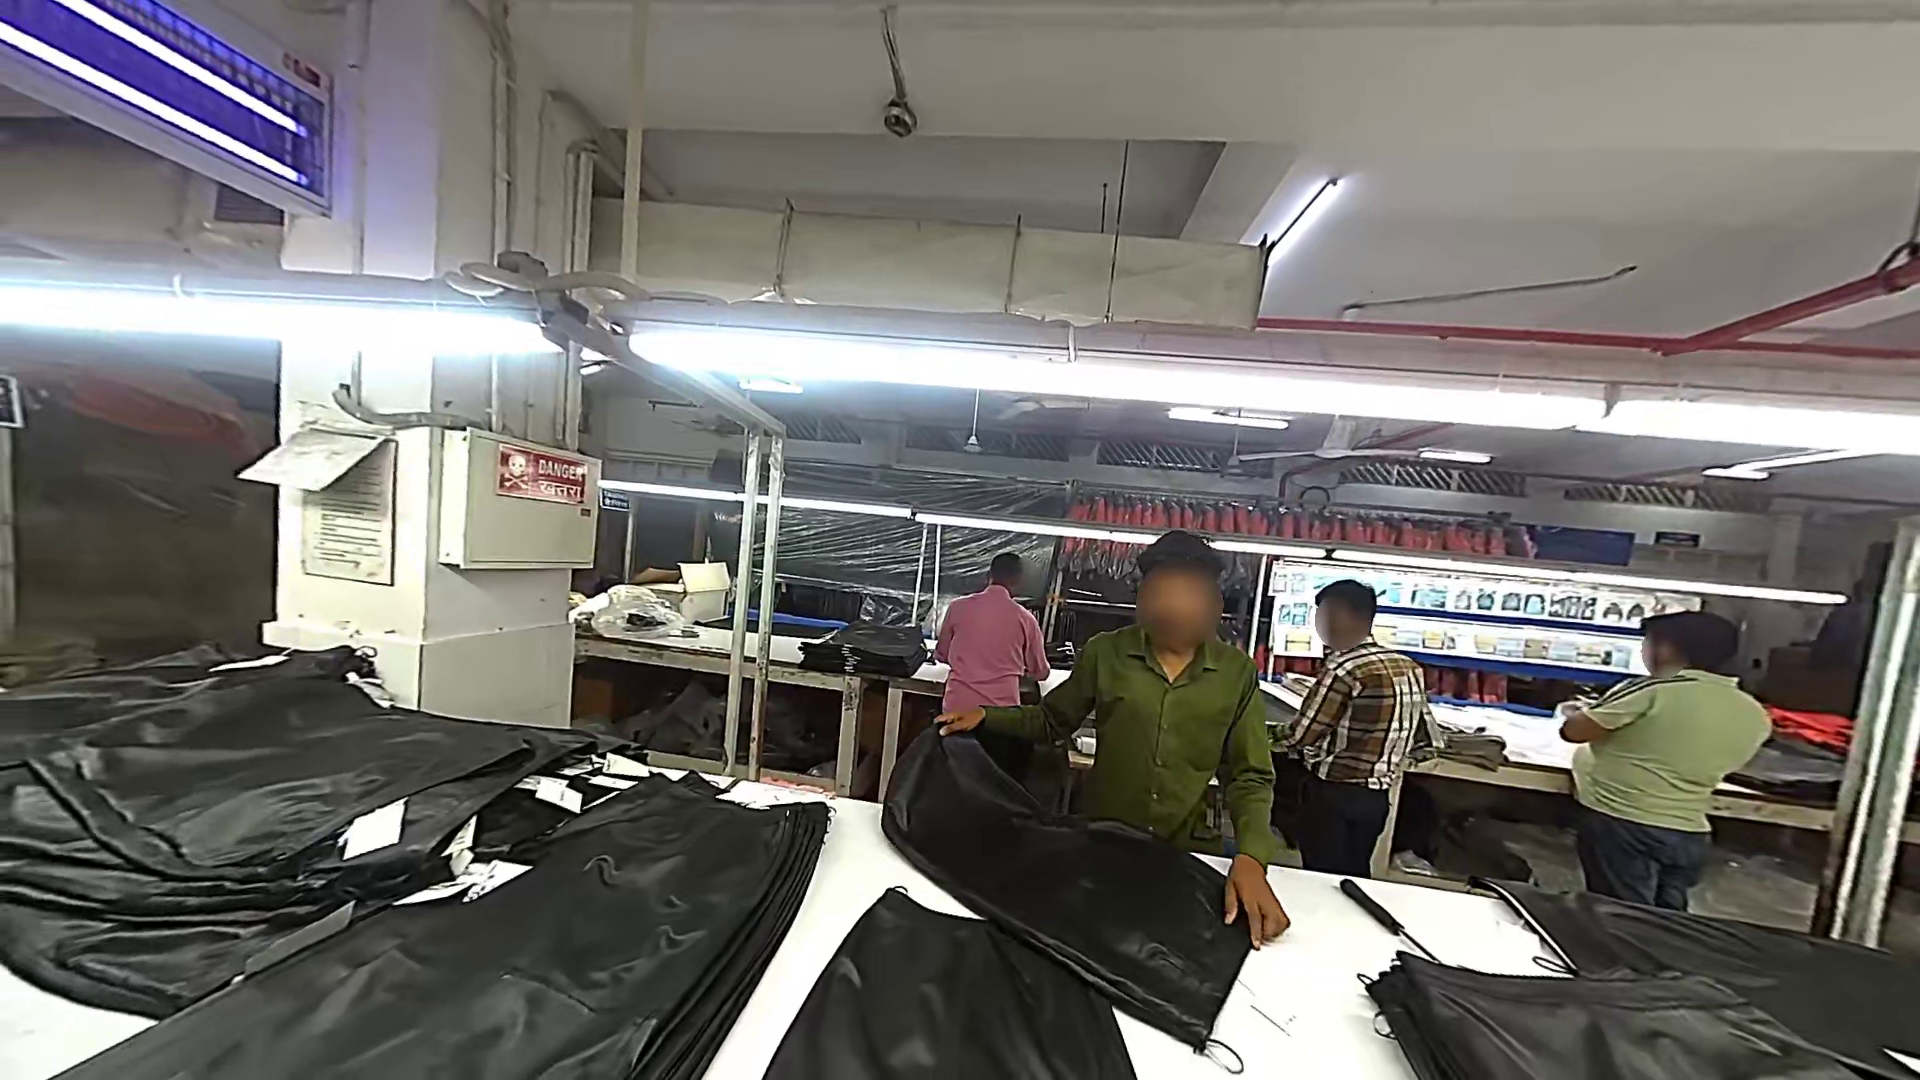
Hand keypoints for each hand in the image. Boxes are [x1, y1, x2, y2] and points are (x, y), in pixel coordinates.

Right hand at [936, 707, 985, 735]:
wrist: (983, 717)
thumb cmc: (972, 719)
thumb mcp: (962, 724)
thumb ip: (951, 728)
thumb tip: (940, 732)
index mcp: (949, 714)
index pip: (937, 720)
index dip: (933, 727)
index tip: (931, 736)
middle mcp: (950, 716)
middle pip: (940, 723)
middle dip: (938, 730)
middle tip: (936, 740)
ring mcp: (953, 719)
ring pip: (945, 725)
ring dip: (944, 731)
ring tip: (941, 741)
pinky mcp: (957, 723)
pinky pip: (950, 727)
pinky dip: (949, 731)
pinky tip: (949, 738)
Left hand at [1224, 854, 1289, 947]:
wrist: (1250, 865)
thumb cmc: (1240, 875)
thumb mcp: (1229, 888)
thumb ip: (1230, 905)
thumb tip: (1229, 920)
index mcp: (1251, 897)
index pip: (1256, 918)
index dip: (1256, 933)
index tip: (1256, 944)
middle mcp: (1265, 901)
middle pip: (1272, 924)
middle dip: (1265, 934)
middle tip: (1256, 935)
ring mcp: (1273, 902)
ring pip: (1280, 924)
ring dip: (1273, 931)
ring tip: (1263, 930)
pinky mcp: (1278, 904)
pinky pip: (1284, 920)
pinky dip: (1279, 926)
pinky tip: (1270, 925)